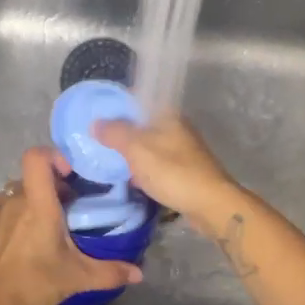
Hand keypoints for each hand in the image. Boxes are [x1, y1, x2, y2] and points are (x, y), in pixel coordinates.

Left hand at [0, 147, 143, 304]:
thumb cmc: (33, 281)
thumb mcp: (77, 278)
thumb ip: (109, 272)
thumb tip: (138, 274)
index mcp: (38, 203)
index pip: (37, 157)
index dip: (55, 157)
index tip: (72, 176)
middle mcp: (16, 201)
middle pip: (34, 176)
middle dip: (54, 184)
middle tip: (73, 205)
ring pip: (20, 192)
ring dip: (38, 200)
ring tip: (55, 224)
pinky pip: (9, 209)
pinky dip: (23, 216)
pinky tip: (34, 241)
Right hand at [93, 114, 244, 237]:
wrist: (209, 203)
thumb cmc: (172, 172)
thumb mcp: (137, 149)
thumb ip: (115, 134)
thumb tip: (95, 123)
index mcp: (167, 115)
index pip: (137, 100)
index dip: (116, 107)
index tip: (96, 118)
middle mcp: (176, 127)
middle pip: (142, 124)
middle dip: (121, 133)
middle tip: (97, 142)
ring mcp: (182, 150)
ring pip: (149, 146)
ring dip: (131, 153)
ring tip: (109, 161)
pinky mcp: (184, 171)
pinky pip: (157, 165)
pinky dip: (143, 170)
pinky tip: (131, 179)